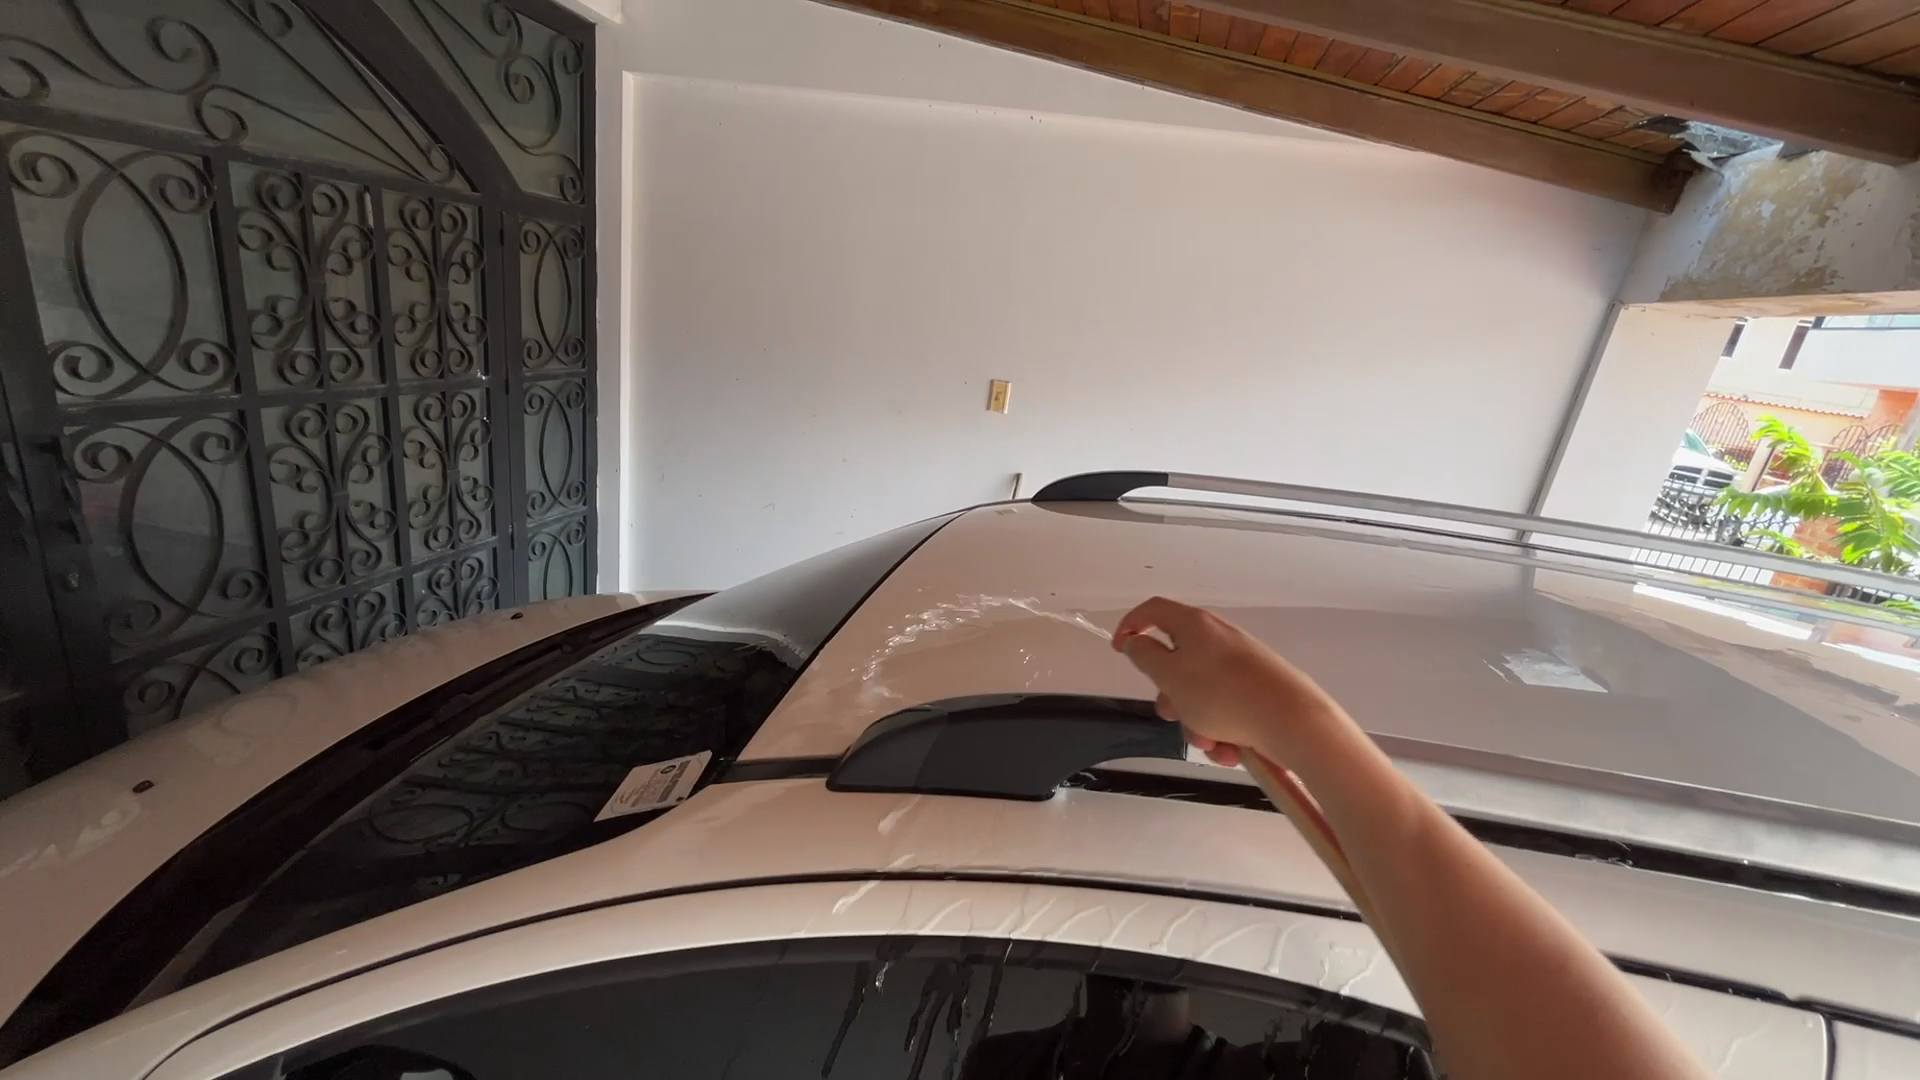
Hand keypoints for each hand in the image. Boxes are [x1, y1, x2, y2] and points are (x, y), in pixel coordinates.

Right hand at [1111, 596, 1341, 767]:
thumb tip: (1136, 642)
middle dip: (1170, 695)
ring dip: (1196, 720)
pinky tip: (1230, 748)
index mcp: (1194, 624)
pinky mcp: (1259, 688)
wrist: (1294, 721)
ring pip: (1200, 692)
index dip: (1130, 626)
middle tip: (1171, 714)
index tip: (1119, 649)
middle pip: (1177, 660)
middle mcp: (1218, 637)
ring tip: (1209, 743)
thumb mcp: (1170, 676)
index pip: (1153, 611)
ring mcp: (1241, 664)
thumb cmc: (1223, 695)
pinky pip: (1226, 707)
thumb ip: (1144, 656)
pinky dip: (1222, 728)